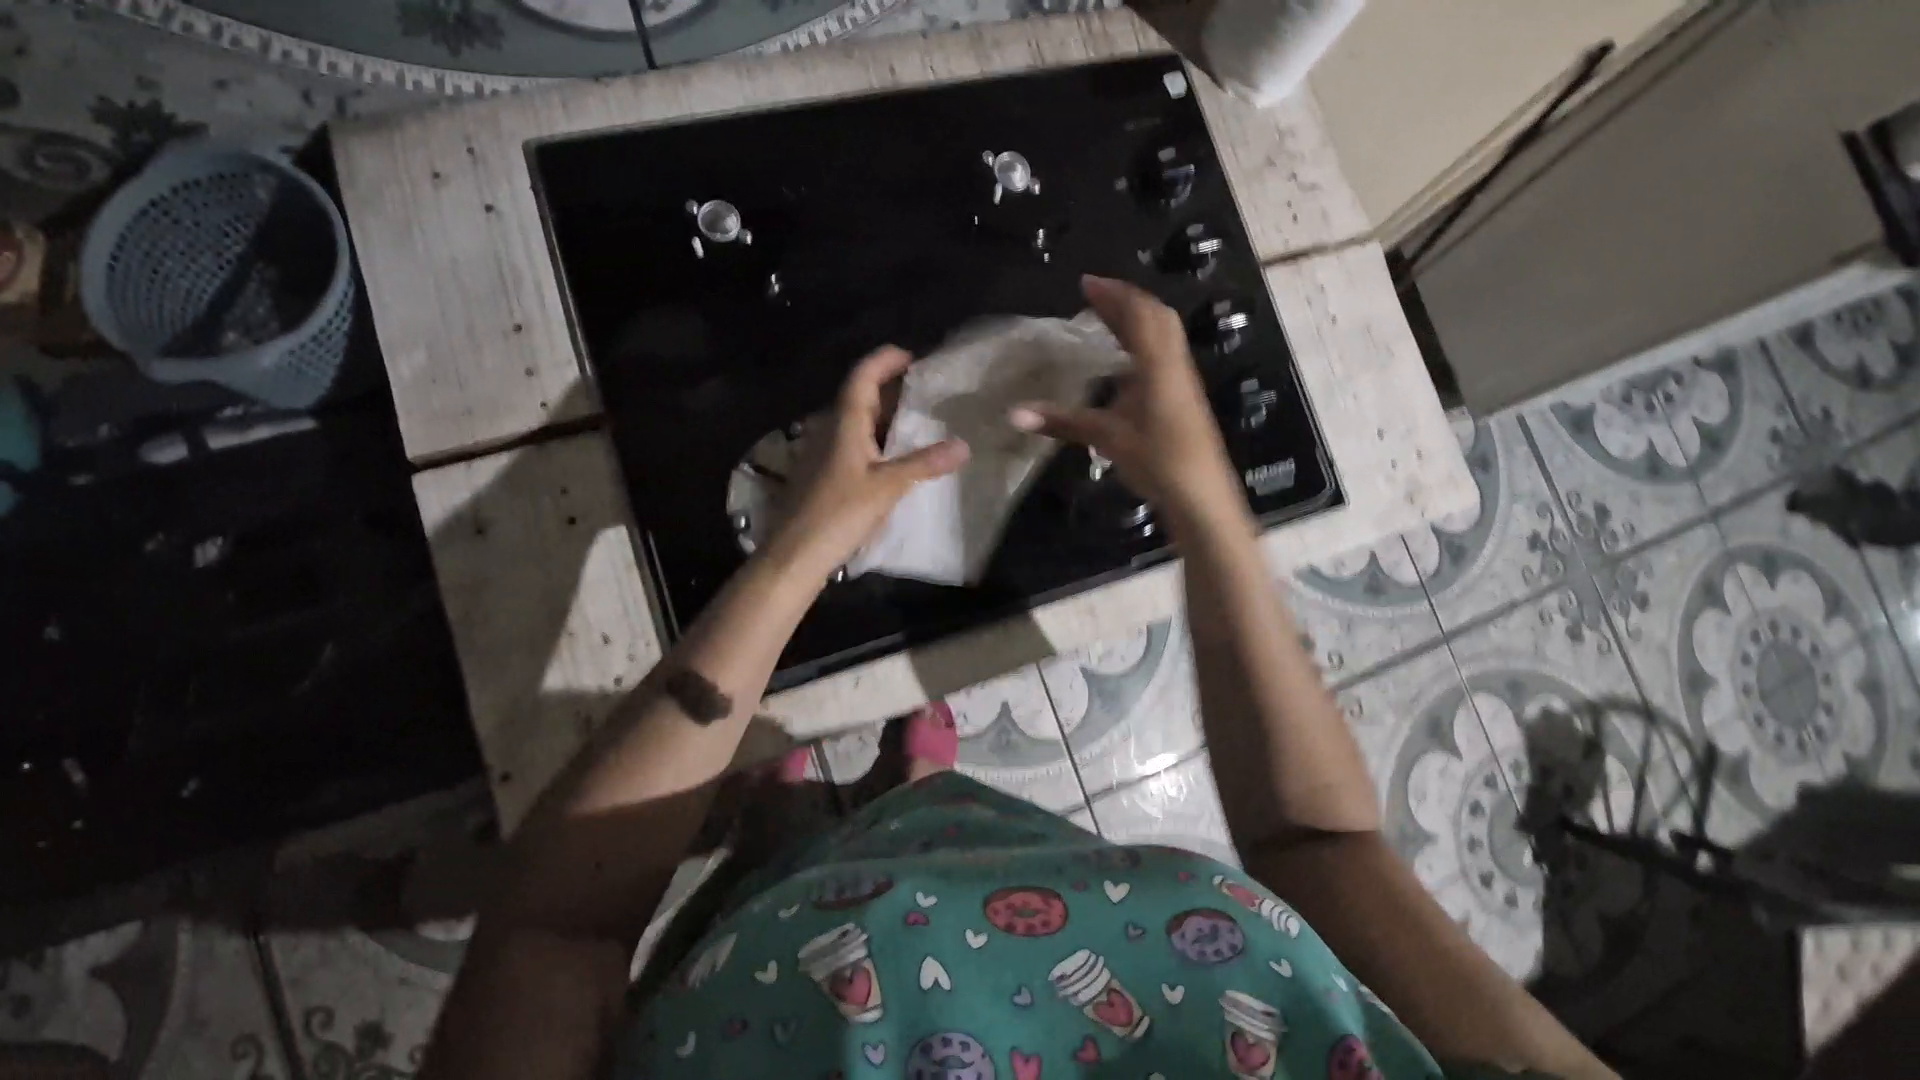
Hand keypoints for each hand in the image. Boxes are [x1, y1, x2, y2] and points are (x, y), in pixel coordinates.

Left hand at [767, 346, 969, 576]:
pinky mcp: (822, 473)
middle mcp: (830, 429)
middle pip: (860, 395)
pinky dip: (875, 438)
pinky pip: (852, 442)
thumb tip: (963, 445)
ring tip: (917, 418)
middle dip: (890, 387)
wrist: (795, 553)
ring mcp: (823, 451)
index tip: (913, 357)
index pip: (863, 376)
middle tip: (925, 389)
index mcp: (844, 423)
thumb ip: (924, 464)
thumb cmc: (839, 513)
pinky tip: (893, 454)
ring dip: (883, 414)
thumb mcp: (887, 487)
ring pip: (856, 421)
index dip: (885, 360)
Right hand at [1010, 275, 1241, 517]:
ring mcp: (1183, 381)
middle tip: (1095, 295)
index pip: (1138, 315)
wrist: (1202, 495)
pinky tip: (1124, 359)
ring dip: (1137, 319)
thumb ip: (1062, 422)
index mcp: (1158, 365)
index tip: (1085, 283)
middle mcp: (1174, 364)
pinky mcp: (1184, 397)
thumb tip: (1013, 414)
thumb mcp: (1107, 438)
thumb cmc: (1159, 461)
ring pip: (1164, 334)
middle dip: (1126, 300)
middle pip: (1156, 317)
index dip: (1113, 294)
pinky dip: (1143, 341)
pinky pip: (1165, 353)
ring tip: (1107, 318)